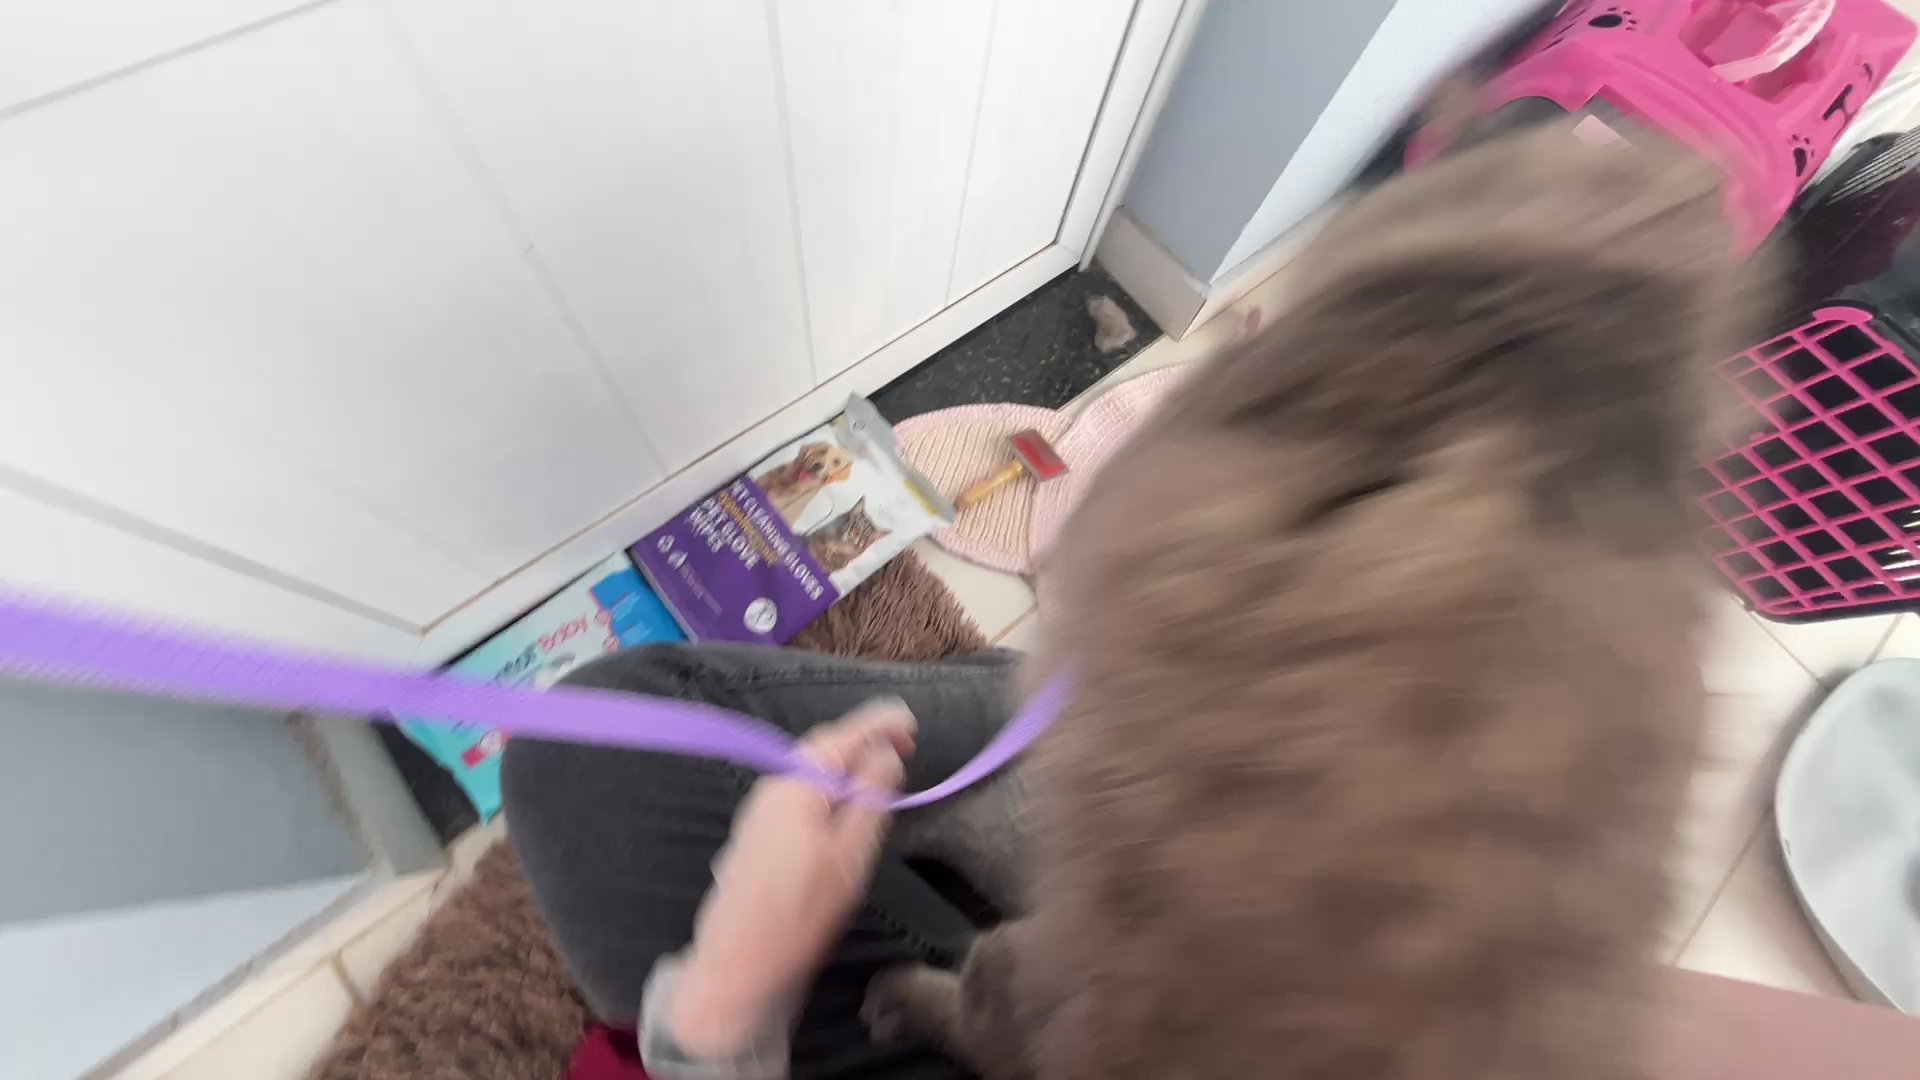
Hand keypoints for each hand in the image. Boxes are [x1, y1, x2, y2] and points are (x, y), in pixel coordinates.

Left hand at [670, 699, 915, 1056]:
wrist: (732, 972)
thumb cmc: (798, 915)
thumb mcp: (849, 858)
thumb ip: (870, 800)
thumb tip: (885, 752)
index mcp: (795, 786)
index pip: (842, 737)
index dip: (878, 724)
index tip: (910, 721)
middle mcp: (772, 787)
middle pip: (824, 749)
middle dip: (865, 741)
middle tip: (905, 746)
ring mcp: (759, 809)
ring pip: (811, 770)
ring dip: (848, 764)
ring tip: (882, 773)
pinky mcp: (757, 832)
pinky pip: (800, 790)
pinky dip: (829, 785)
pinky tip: (845, 804)